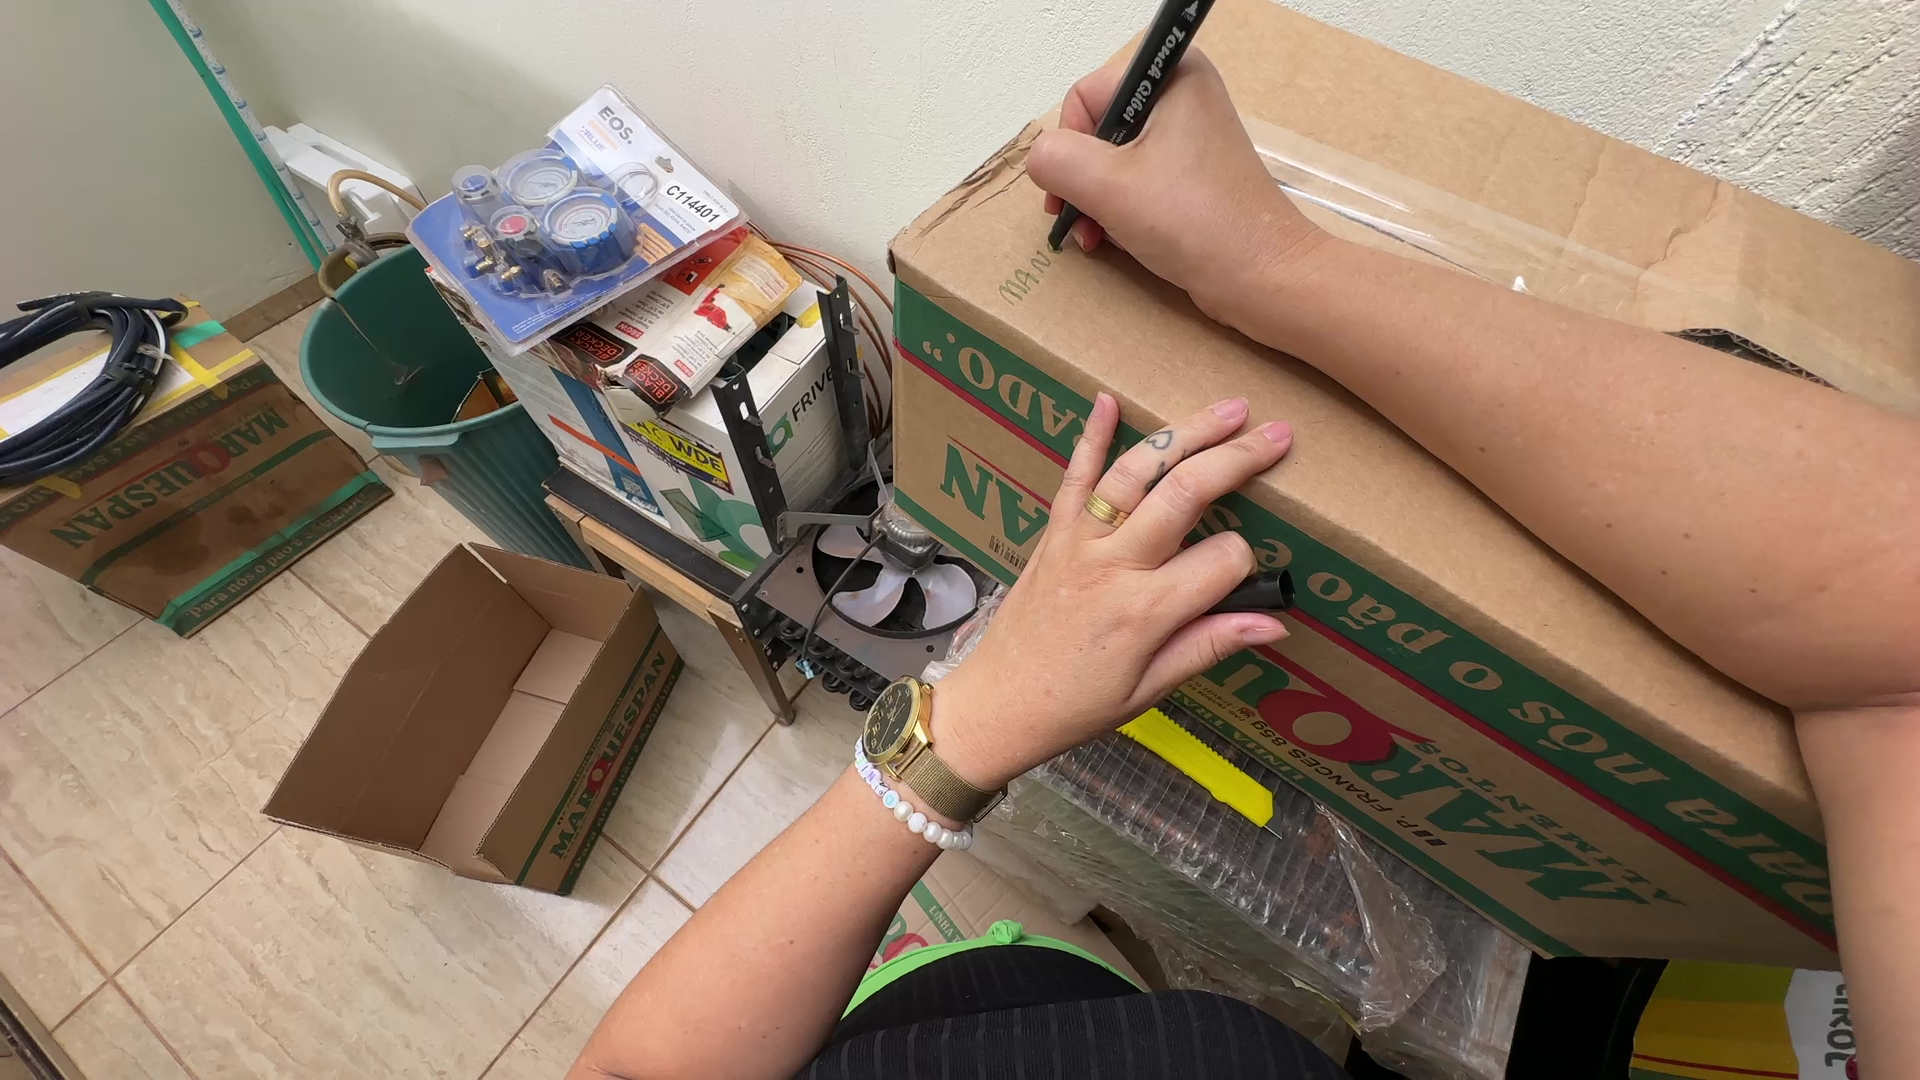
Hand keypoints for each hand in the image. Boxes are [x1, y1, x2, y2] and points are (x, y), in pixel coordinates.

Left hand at [932, 393, 1293, 788]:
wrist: (999, 701)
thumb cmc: (1075, 705)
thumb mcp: (1150, 690)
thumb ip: (1209, 646)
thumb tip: (1275, 620)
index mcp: (1145, 611)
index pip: (1224, 558)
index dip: (1248, 560)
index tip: (1246, 572)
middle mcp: (1112, 564)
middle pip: (1185, 493)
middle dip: (1237, 458)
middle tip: (1277, 433)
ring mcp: (1078, 542)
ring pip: (1135, 472)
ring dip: (1183, 434)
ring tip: (1227, 409)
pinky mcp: (1052, 534)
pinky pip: (1073, 478)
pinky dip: (1090, 437)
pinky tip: (1106, 400)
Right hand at [1026, 50, 1328, 332]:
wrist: (1257, 275)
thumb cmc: (1194, 224)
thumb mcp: (1111, 187)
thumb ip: (1058, 161)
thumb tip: (1039, 159)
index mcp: (1170, 77)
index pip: (1085, 97)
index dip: (1067, 148)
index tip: (1068, 194)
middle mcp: (1181, 98)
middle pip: (1096, 133)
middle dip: (1081, 184)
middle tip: (1080, 223)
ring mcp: (1187, 140)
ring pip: (1112, 165)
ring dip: (1094, 205)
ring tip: (1097, 238)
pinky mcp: (1190, 178)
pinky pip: (1135, 186)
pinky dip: (1118, 214)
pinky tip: (1118, 240)